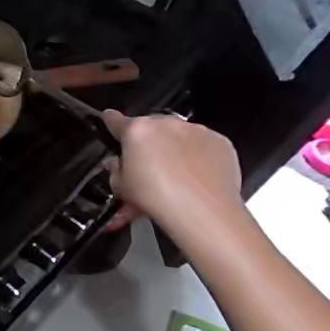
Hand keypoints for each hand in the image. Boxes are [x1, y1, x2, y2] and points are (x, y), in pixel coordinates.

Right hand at [100, 111, 242, 232]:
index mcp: (137, 131)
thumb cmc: (160, 198)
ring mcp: (195, 131)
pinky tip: (195, 179)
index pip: (117, 121)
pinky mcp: (218, 142)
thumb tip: (116, 165)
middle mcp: (166, 124)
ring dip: (173, 151)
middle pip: (151, 130)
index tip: (110, 119)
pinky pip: (202, 145)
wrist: (203, 211)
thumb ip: (116, 171)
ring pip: (178, 136)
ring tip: (174, 179)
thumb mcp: (123, 189)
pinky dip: (198, 157)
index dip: (111, 122)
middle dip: (147, 145)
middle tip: (146, 170)